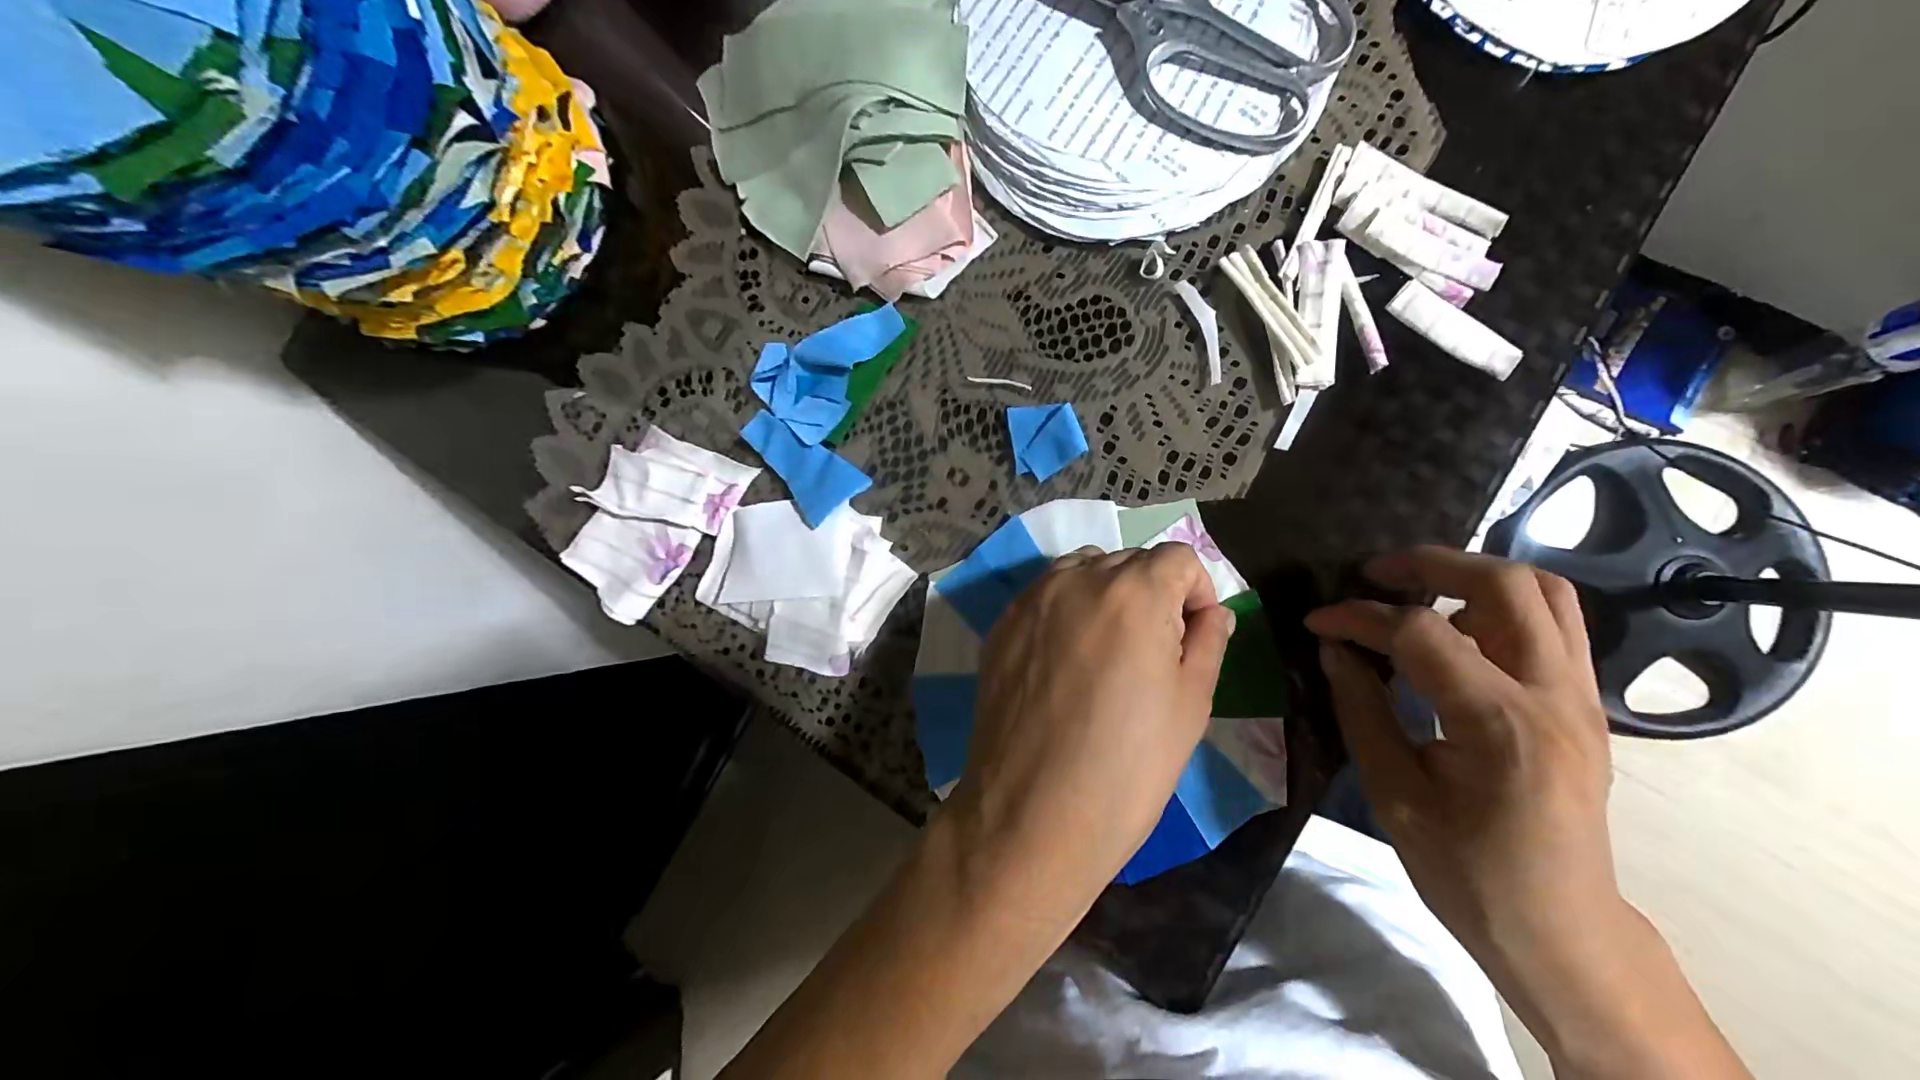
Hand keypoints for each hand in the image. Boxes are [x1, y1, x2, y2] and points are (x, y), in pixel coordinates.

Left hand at [951, 544, 1235, 901]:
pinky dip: (1066, 612)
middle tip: (1153, 653)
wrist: (1031, 815)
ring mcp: (1030, 601)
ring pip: (1082, 572)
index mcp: (1133, 591)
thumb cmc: (1127, 767)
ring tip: (1109, 653)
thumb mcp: (1190, 705)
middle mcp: (1076, 579)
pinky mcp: (1000, 627)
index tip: (1192, 636)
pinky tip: (1066, 664)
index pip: (1177, 559)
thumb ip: (1207, 641)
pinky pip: (1044, 599)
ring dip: (1106, 595)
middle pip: (1128, 561)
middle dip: (1152, 593)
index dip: (1195, 592)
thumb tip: (1211, 612)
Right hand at [1305, 546, 1618, 973]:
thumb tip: (1334, 649)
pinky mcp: (1584, 703)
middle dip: (1431, 563)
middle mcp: (1555, 695)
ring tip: (1417, 589)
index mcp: (1501, 724)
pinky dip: (1502, 604)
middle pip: (1506, 584)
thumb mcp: (1393, 792)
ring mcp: (1582, 697)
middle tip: (1374, 574)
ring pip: (1545, 593)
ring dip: (1475, 576)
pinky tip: (1457, 626)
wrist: (1558, 926)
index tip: (1317, 622)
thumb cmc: (1466, 869)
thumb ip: (1362, 709)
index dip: (1359, 617)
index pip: (1422, 632)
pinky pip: (1555, 623)